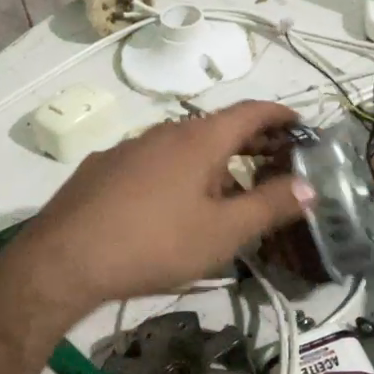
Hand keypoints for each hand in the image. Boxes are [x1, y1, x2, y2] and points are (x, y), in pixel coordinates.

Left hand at [0, 101, 311, 321]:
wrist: (63, 261)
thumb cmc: (155, 244)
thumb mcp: (223, 232)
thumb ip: (270, 206)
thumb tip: (311, 186)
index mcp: (200, 139)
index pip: (251, 111)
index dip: (280, 114)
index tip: (300, 124)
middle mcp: (165, 131)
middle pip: (217, 126)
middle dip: (250, 141)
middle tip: (274, 161)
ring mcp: (129, 147)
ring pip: (183, 144)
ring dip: (213, 158)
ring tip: (227, 188)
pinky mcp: (103, 168)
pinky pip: (153, 160)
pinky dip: (178, 171)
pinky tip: (171, 203)